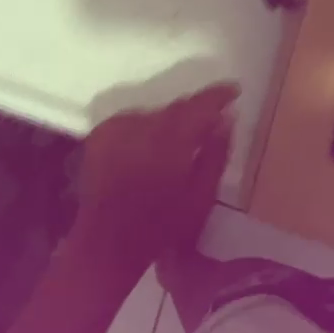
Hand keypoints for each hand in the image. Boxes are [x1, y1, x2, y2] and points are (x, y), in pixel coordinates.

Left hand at [72, 84, 237, 272]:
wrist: (106, 241)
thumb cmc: (161, 225)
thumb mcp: (200, 196)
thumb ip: (216, 153)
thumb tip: (227, 118)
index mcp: (172, 137)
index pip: (200, 104)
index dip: (218, 95)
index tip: (234, 91)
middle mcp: (143, 123)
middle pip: (175, 108)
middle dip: (193, 113)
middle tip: (207, 124)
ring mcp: (118, 126)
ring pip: (153, 115)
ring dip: (167, 124)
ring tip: (175, 146)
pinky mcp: (100, 134)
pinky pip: (131, 123)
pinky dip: (144, 131)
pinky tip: (147, 151)